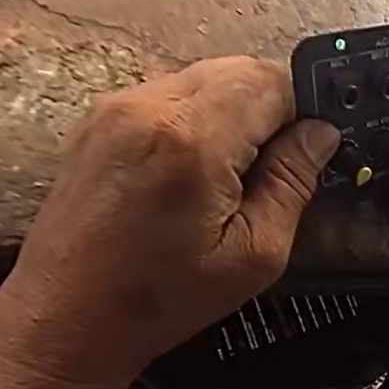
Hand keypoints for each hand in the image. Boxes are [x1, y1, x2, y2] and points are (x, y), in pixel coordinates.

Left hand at [0, 57, 339, 388]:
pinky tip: (210, 165)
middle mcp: (150, 106)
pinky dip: (210, 115)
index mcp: (194, 139)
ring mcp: (117, 107)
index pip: (272, 82)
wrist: (65, 318)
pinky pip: (178, 93)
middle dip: (279, 105)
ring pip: (209, 77)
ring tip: (249, 167)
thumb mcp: (258, 252)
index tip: (318, 146)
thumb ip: (293, 182)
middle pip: (241, 70)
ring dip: (244, 110)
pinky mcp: (102, 119)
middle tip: (289, 160)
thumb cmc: (167, 297)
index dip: (307, 107)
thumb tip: (323, 133)